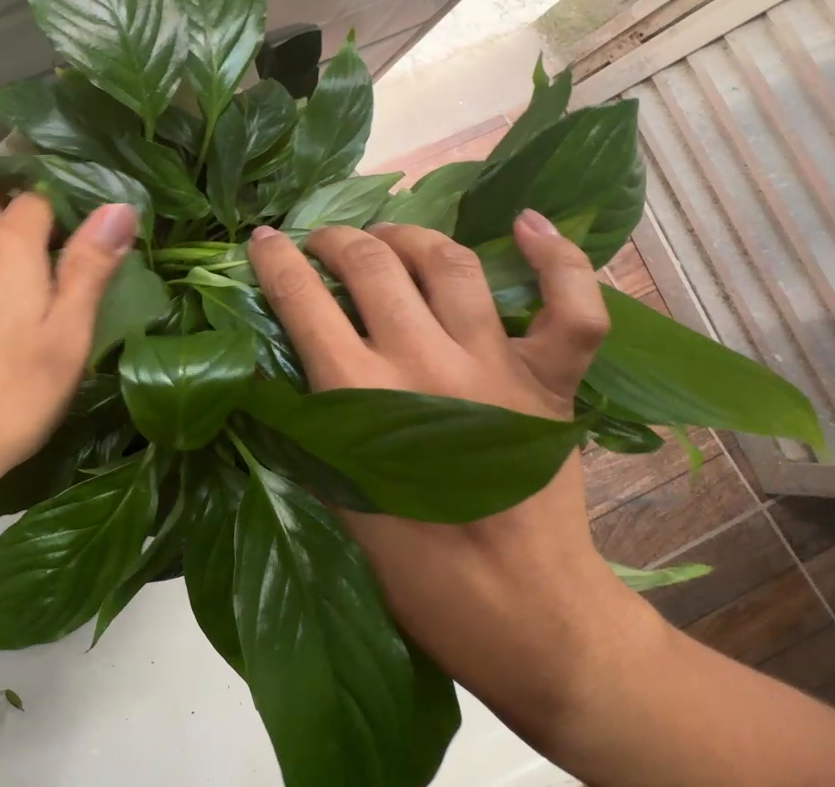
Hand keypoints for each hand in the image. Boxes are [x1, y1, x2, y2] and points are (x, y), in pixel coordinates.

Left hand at [0, 195, 136, 528]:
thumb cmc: (10, 395)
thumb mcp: (68, 336)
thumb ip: (91, 267)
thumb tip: (119, 205)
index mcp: (10, 245)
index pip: (38, 199)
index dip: (61, 218)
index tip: (77, 254)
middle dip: (17, 221)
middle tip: (43, 270)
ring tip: (3, 280)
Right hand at [247, 211, 650, 735]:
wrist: (517, 610)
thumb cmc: (406, 566)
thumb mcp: (327, 489)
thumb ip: (300, 418)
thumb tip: (272, 364)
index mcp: (357, 395)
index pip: (302, 300)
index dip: (275, 260)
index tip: (263, 238)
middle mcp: (423, 363)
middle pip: (372, 265)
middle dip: (335, 240)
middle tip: (319, 242)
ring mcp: (495, 366)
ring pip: (450, 264)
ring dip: (409, 236)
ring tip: (386, 235)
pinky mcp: (551, 382)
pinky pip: (572, 307)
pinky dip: (560, 259)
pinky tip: (530, 223)